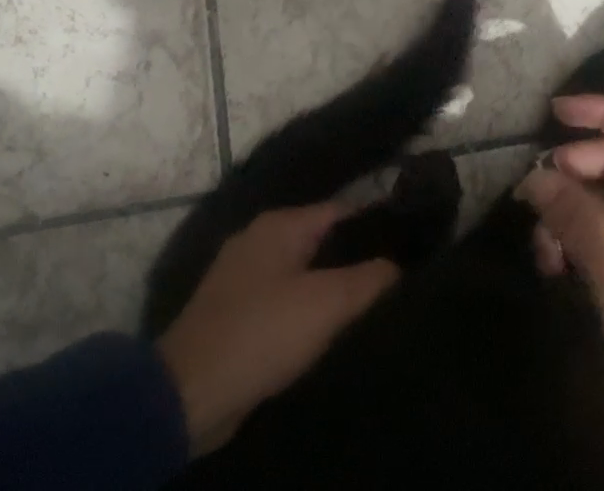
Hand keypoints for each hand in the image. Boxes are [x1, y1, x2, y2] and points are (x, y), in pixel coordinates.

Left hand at [155, 204, 399, 455]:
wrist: (191, 392)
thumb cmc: (264, 332)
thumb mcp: (329, 302)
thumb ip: (372, 278)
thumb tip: (399, 265)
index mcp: (279, 224)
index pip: (343, 211)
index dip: (379, 226)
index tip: (412, 245)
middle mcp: (259, 240)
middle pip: (323, 240)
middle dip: (357, 257)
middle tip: (400, 278)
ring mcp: (242, 276)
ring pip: (304, 272)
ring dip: (332, 286)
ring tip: (374, 304)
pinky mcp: (235, 312)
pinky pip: (284, 299)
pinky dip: (308, 308)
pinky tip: (332, 329)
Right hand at [517, 95, 603, 490]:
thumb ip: (579, 218)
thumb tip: (534, 175)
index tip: (554, 112)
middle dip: (573, 172)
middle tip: (535, 195)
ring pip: (601, 196)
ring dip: (566, 211)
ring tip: (544, 247)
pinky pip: (598, 229)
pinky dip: (572, 238)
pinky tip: (553, 266)